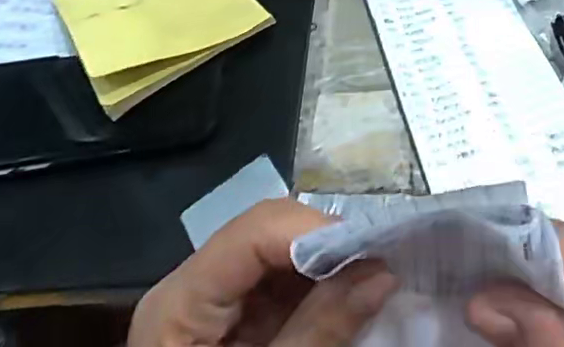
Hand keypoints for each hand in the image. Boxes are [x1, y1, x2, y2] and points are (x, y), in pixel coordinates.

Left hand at [129, 198, 398, 346]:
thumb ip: (320, 332)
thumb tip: (382, 272)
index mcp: (180, 301)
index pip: (257, 230)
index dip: (315, 231)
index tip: (370, 252)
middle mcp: (191, 284)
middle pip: (268, 232)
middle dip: (326, 244)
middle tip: (377, 264)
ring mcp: (209, 299)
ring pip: (279, 250)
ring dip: (326, 263)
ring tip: (368, 280)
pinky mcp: (228, 318)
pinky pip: (278, 282)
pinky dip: (314, 286)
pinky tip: (343, 299)